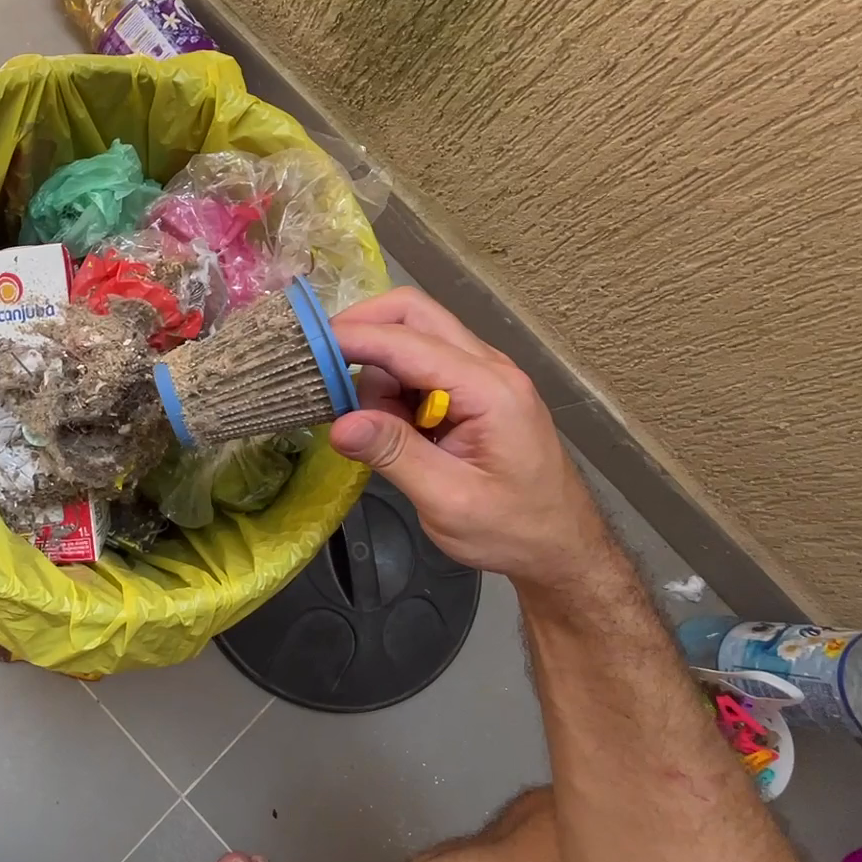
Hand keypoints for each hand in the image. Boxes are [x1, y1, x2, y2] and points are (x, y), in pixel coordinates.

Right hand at [327, 288, 612, 590]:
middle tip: (317, 363)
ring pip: (410, 336)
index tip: (301, 348)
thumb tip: (339, 425)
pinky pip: (416, 364)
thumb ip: (394, 455)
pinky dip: (387, 383)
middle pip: (412, 314)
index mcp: (488, 390)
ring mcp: (479, 375)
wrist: (560, 547)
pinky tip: (386, 425)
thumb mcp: (448, 500)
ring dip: (374, 367)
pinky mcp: (468, 390)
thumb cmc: (512, 529)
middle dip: (359, 327)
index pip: (406, 342)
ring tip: (369, 425)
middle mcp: (486, 368)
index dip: (350, 339)